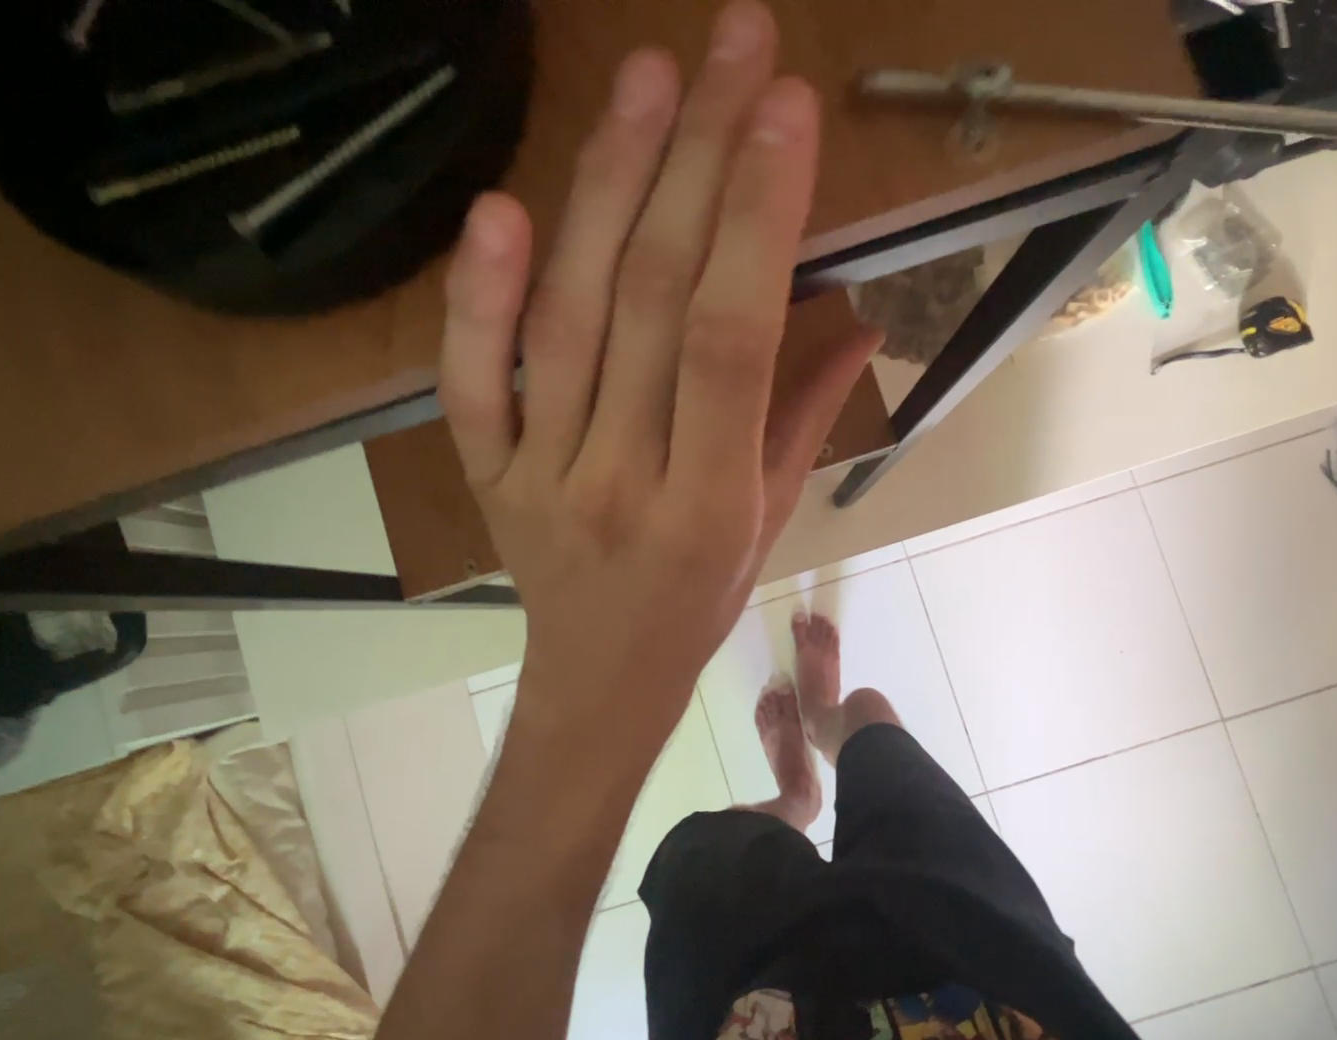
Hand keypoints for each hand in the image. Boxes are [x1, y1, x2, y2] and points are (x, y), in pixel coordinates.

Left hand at [436, 1, 880, 745]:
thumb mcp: (769, 525)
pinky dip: (478, 297)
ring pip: (568, 316)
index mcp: (709, 502)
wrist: (597, 679)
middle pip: (651, 300)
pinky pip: (472, 382)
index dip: (760, 218)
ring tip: (650, 78)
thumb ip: (807, 419)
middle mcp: (621, 477)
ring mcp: (540, 473)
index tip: (788, 110)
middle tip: (733, 45)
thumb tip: (864, 316)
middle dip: (699, 160)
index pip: (730, 339)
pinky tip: (499, 207)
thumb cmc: (696, 605)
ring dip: (607, 186)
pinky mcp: (484, 470)